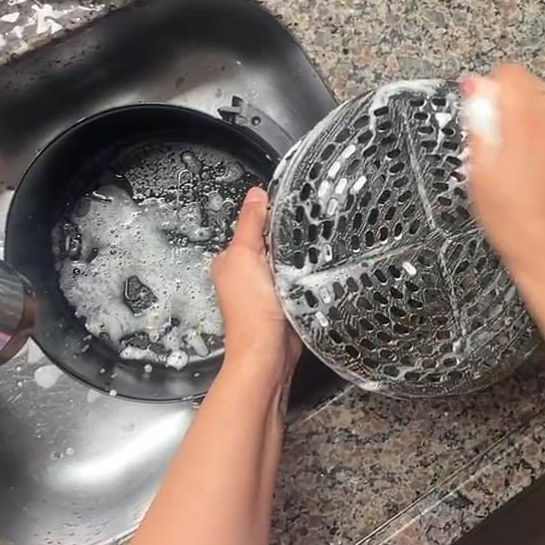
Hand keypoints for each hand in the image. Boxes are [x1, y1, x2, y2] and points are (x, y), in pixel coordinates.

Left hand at [213, 186, 300, 373]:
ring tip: (312, 251)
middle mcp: (247, 273)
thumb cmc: (250, 310)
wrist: (267, 351)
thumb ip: (250, 223)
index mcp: (231, 259)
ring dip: (300, 258)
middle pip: (274, 243)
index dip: (272, 215)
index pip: (254, 225)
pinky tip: (314, 273)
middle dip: (289, 238)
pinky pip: (300, 280)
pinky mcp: (287, 302)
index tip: (292, 207)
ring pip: (289, 261)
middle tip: (305, 233)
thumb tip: (255, 194)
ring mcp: (268, 289)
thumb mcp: (245, 254)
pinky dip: (307, 276)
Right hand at [460, 65, 544, 283]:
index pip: (509, 73)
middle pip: (531, 84)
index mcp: (526, 119)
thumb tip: (476, 93)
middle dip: (513, 103)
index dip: (491, 89)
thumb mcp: (479, 172)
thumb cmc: (518, 221)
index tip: (484, 106)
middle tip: (500, 137)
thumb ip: (478, 123)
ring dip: (539, 110)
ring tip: (525, 144)